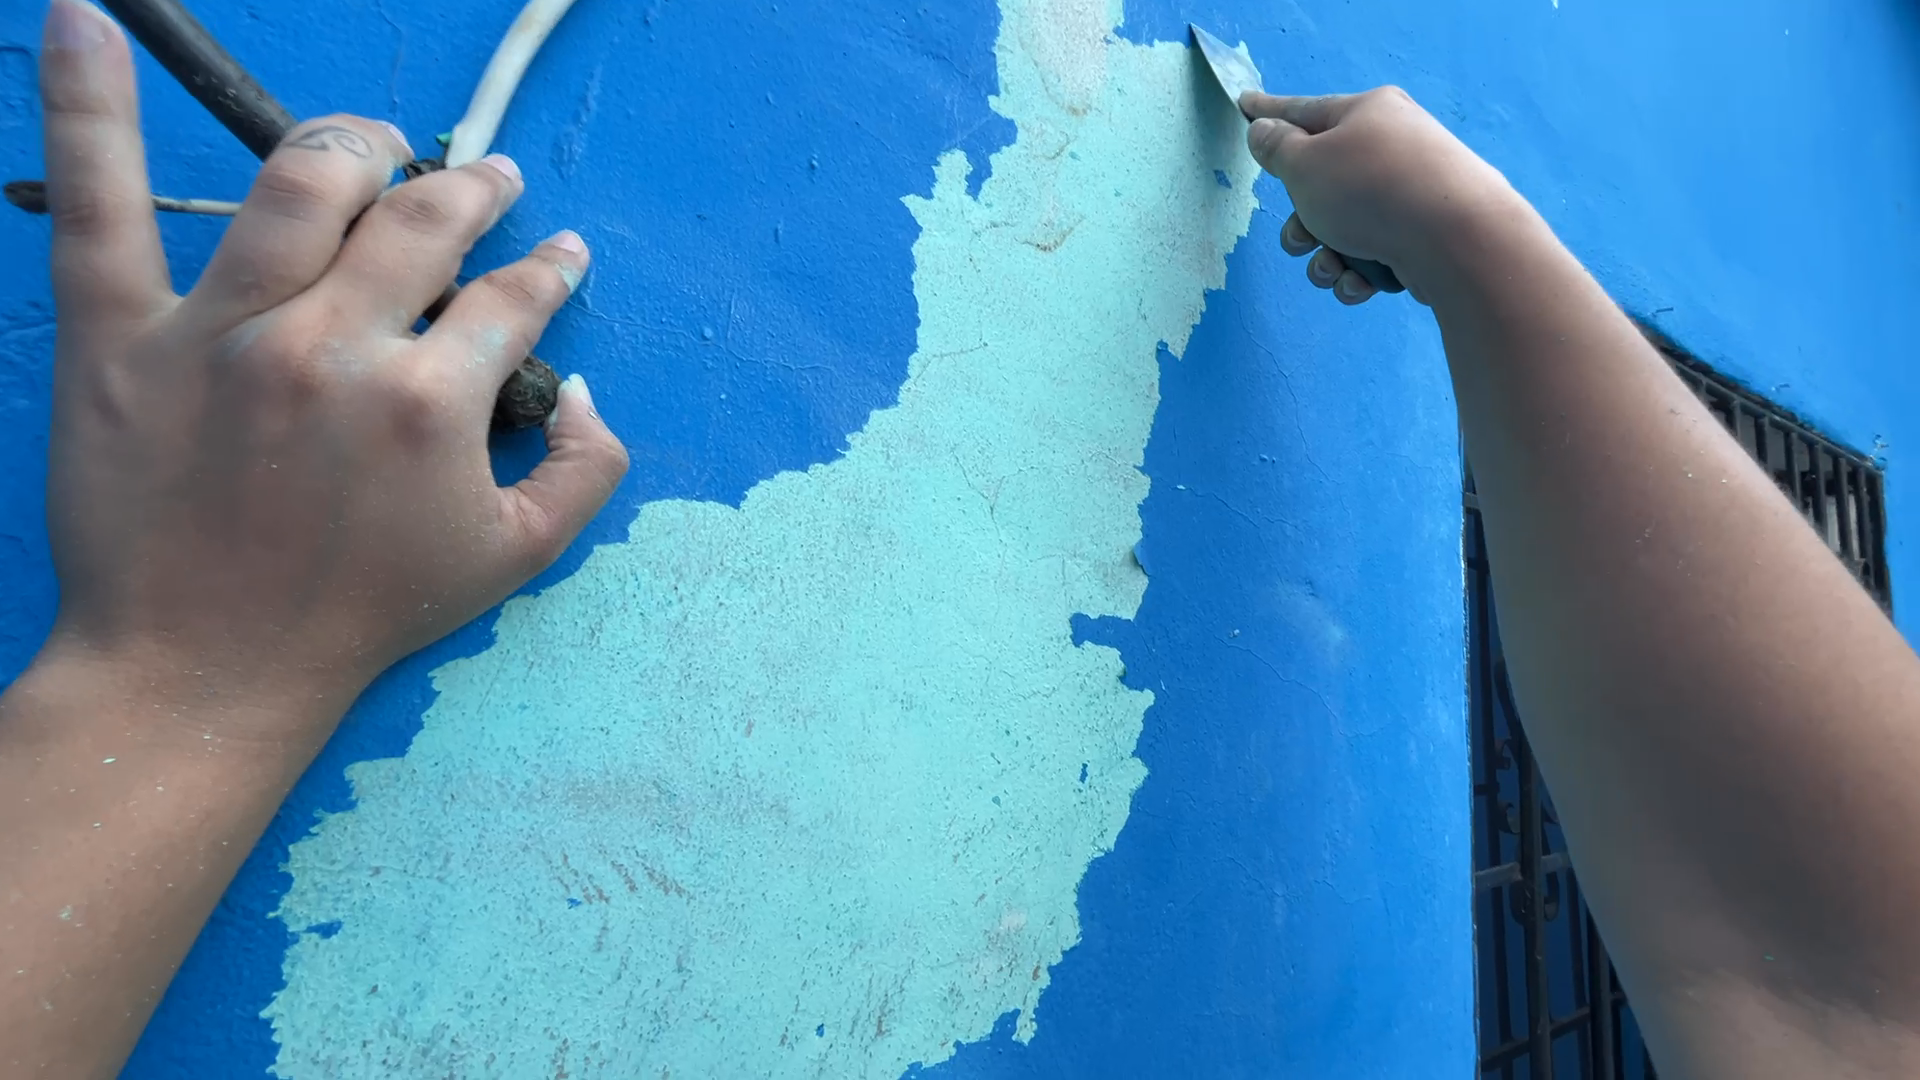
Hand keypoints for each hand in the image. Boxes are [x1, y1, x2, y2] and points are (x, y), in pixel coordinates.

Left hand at [36, 0, 628, 729]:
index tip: (564, 252)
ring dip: (355, 145)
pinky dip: (89, 105)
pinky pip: (95, 200)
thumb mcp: (529, 549)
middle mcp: (335, 344)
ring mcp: (220, 330)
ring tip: (382, 140)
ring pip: (296, 189)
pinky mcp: (119, 336)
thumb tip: (580, 387)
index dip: (551, 268)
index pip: (511, 300)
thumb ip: (589, 464)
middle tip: (496, 177)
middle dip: (475, 191)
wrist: (217, 660)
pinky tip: (85, 20)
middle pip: (420, 225)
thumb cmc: (385, 604)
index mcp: (435, 401)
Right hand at [1240, 87, 1523, 305]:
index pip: (1302, 112)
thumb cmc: (1370, 190)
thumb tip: (1263, 130)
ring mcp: (1402, 192)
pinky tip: (1363, 279)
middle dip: (1300, 225)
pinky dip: (1354, 273)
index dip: (1268, 114)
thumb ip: (1276, 149)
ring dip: (1323, 259)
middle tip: (1303, 237)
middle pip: (1315, 186)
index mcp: (1363, 115)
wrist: (1453, 238)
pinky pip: (1364, 255)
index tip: (1245, 105)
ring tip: (1336, 266)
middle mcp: (1385, 147)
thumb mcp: (1306, 165)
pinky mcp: (1414, 233)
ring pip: (1335, 230)